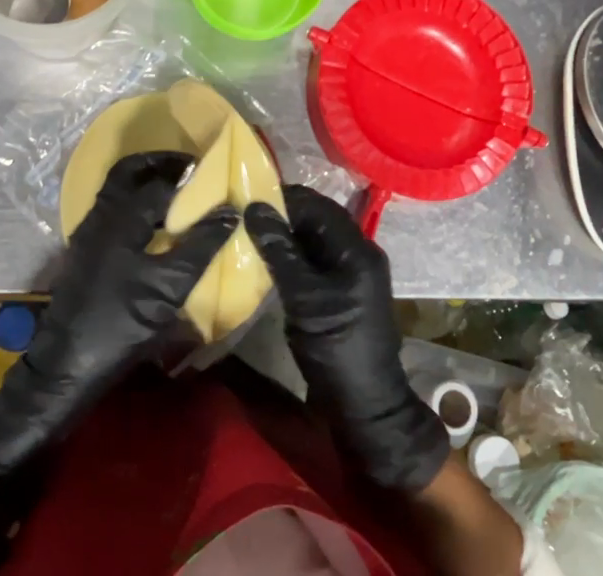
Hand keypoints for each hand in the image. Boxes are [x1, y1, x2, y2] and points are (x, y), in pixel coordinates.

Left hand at [0, 151, 236, 534]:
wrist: (67, 363)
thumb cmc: (120, 322)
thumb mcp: (169, 287)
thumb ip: (200, 246)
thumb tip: (229, 211)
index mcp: (119, 219)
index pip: (157, 182)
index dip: (186, 175)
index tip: (211, 171)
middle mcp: (99, 218)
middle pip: (127, 174)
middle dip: (158, 165)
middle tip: (189, 170)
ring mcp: (88, 235)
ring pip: (116, 193)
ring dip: (144, 185)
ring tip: (177, 196)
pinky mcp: (85, 253)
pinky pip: (112, 214)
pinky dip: (135, 207)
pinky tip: (155, 229)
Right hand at [244, 185, 447, 493]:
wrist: (364, 405)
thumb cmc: (337, 348)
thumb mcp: (305, 298)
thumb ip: (281, 251)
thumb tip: (255, 208)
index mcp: (356, 249)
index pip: (316, 205)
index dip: (282, 198)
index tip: (243, 196)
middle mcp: (356, 254)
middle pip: (314, 221)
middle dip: (279, 215)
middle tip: (238, 215)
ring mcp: (349, 275)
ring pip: (311, 242)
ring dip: (281, 237)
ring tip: (243, 235)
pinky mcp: (338, 294)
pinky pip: (311, 262)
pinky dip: (288, 258)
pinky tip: (261, 262)